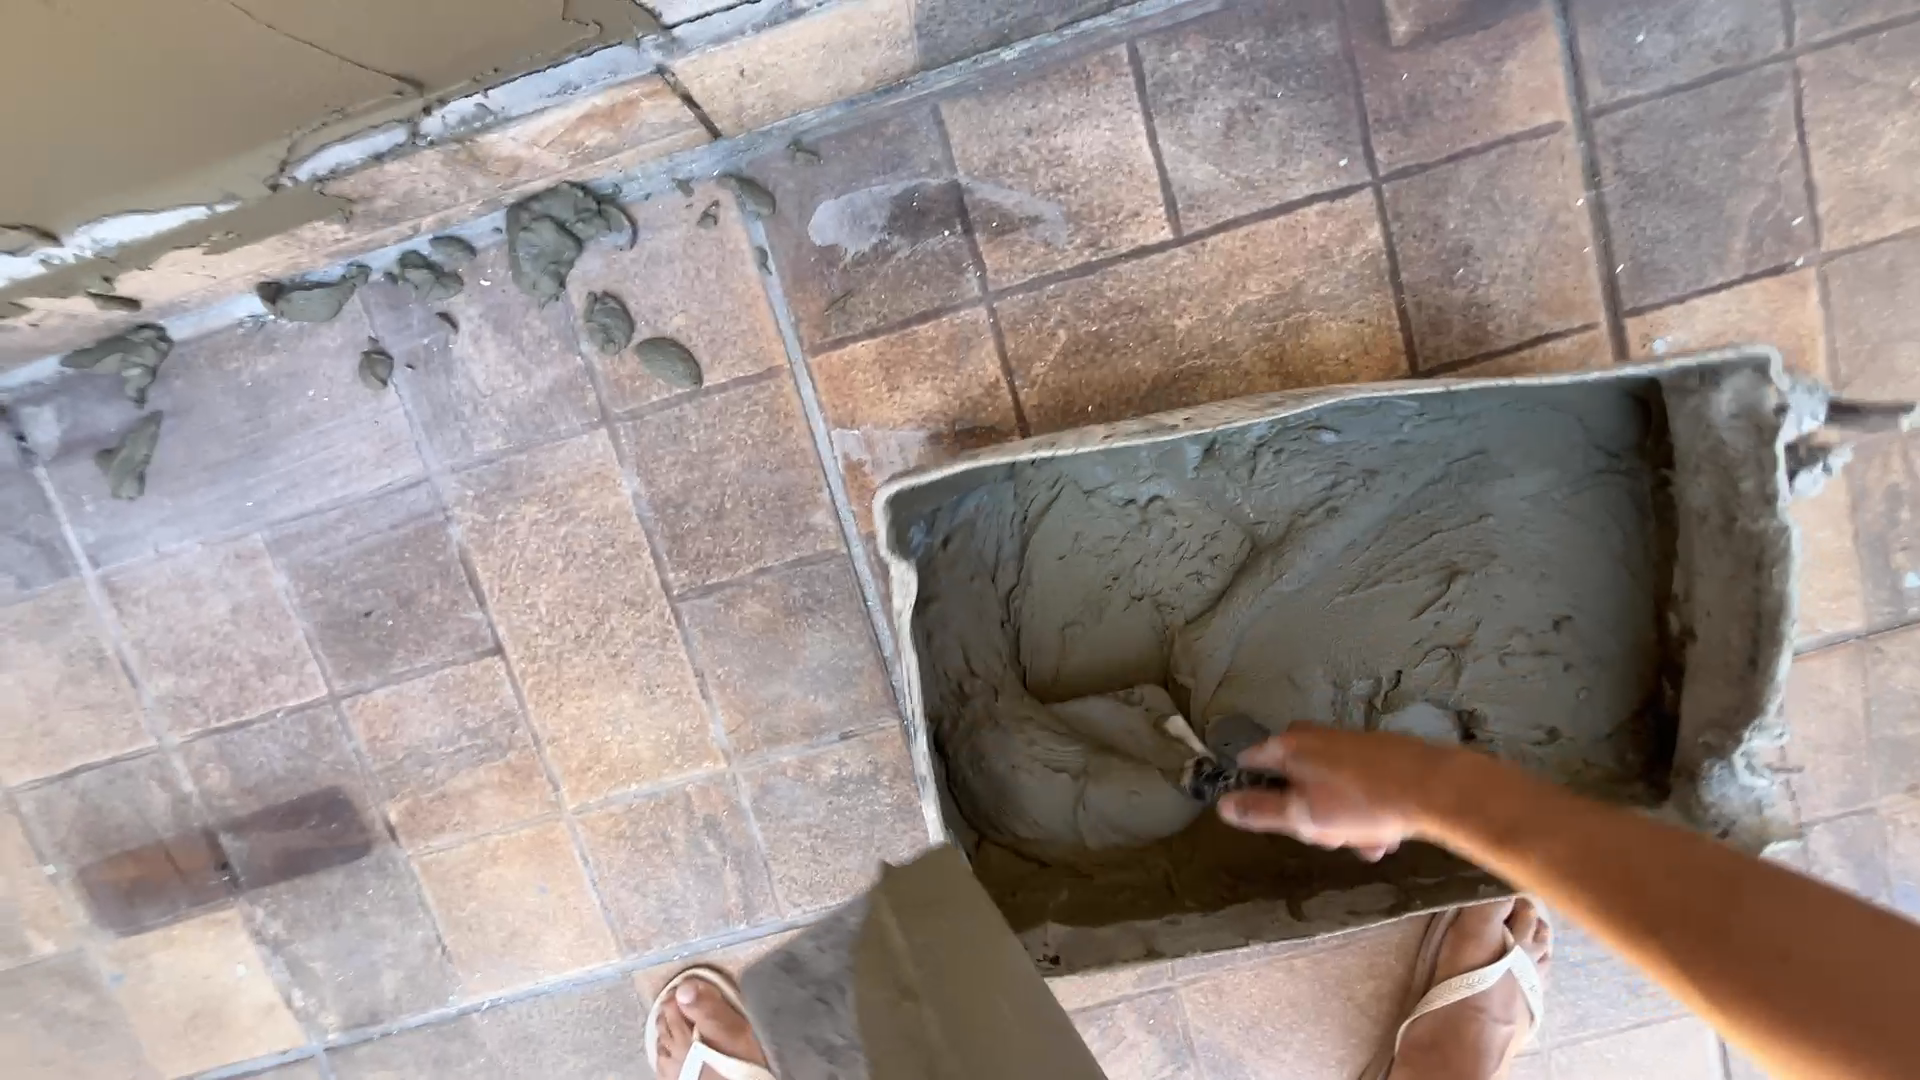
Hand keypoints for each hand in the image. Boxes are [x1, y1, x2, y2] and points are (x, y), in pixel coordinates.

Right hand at [1217, 725, 1470, 860]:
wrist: (1438, 788)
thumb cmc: (1362, 803)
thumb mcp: (1304, 816)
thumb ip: (1260, 811)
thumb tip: (1221, 806)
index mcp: (1287, 746)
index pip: (1249, 762)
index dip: (1252, 790)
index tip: (1271, 817)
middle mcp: (1311, 735)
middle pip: (1291, 778)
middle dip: (1308, 812)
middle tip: (1329, 837)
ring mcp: (1346, 740)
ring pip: (1327, 785)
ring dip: (1341, 818)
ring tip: (1368, 843)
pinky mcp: (1377, 750)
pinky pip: (1356, 782)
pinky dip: (1364, 807)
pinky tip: (1386, 832)